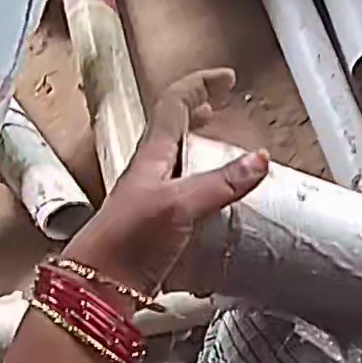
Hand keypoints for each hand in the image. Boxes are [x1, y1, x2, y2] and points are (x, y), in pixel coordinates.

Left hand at [62, 68, 267, 305]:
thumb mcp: (180, 205)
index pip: (175, 105)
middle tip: (222, 106)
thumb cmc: (130, 239)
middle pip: (176, 130)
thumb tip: (259, 159)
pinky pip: (188, 194)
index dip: (200, 86)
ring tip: (226, 150)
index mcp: (154, 156)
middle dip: (200, 112)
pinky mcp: (162, 226)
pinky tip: (220, 203)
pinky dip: (207, 188)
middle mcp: (153, 172)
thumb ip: (221, 183)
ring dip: (203, 150)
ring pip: (181, 162)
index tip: (226, 78)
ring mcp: (156, 199)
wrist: (102, 284)